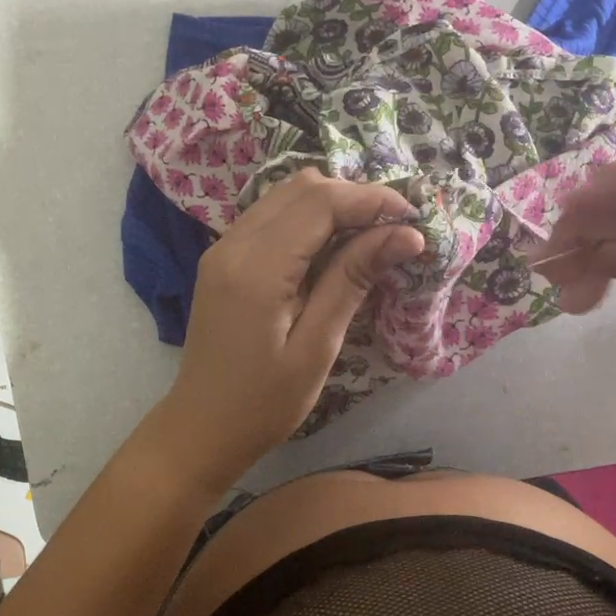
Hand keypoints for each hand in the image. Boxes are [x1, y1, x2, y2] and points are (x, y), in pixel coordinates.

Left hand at [152, 170, 424, 489]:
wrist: (201, 428)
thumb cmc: (263, 402)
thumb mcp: (317, 346)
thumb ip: (353, 280)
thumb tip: (404, 233)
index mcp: (257, 267)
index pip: (320, 202)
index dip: (371, 199)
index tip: (413, 217)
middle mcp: (233, 244)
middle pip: (301, 188)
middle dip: (354, 197)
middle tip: (395, 228)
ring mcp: (222, 249)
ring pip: (284, 197)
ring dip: (331, 205)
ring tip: (372, 237)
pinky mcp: (221, 260)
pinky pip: (269, 218)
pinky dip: (306, 221)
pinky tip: (332, 250)